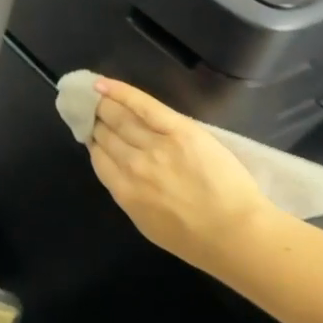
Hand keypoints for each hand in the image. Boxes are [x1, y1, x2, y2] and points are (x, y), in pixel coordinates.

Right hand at [86, 77, 280, 269]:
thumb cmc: (194, 239)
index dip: (93, 141)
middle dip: (95, 119)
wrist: (234, 233)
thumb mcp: (147, 224)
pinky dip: (121, 93)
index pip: (99, 157)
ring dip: (104, 105)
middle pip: (107, 134)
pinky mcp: (179, 131)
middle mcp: (132, 165)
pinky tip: (102, 84)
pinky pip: (143, 106)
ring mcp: (155, 146)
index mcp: (123, 190)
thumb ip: (129, 195)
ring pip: (120, 119)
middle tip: (88, 107)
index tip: (91, 132)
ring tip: (94, 94)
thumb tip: (120, 174)